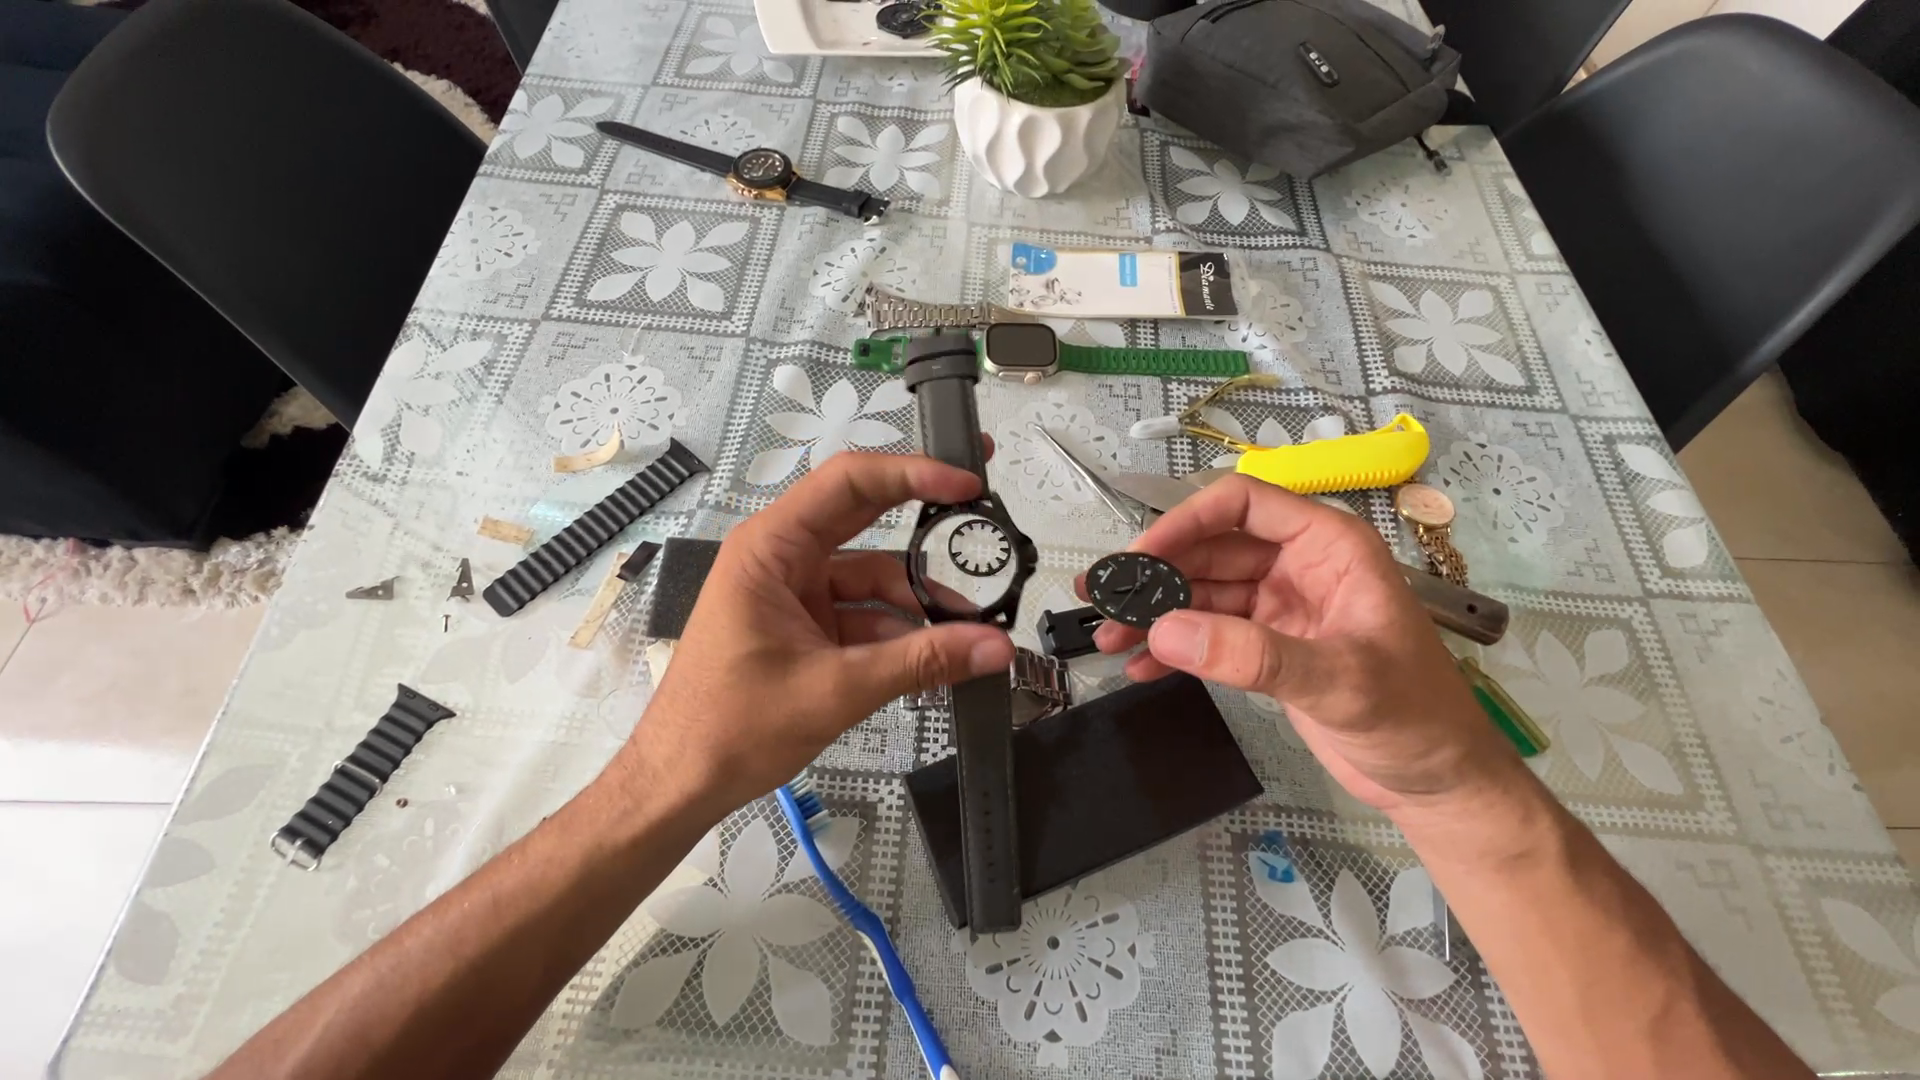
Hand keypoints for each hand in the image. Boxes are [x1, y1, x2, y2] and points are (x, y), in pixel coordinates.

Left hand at [624, 452, 1016, 820]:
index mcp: (771, 548)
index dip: (911, 474)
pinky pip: (866, 615)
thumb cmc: (731, 728)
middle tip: (982, 505)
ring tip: (975, 625)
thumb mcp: (835, 689)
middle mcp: (783, 558)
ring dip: (920, 600)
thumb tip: (996, 647)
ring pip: (873, 577)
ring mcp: (795, 594)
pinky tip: (940, 655)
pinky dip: (902, 633)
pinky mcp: (807, 627)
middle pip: (865, 518)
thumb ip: (921, 663)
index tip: (965, 485)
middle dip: (924, 514)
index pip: (847, 484)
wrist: (683, 782)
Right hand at [1087, 476, 1522, 813]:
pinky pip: (1208, 635)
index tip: (1137, 559)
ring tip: (1107, 637)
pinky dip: (1174, 648)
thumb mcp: (1339, 682)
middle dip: (1155, 576)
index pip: (1242, 506)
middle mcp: (1297, 566)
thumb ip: (1252, 654)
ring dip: (1155, 615)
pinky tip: (1140, 667)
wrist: (1438, 782)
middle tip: (1102, 601)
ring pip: (1201, 594)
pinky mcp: (1265, 647)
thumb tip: (1164, 630)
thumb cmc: (1413, 717)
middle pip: (1210, 550)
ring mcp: (1279, 607)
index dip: (1184, 523)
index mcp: (1327, 547)